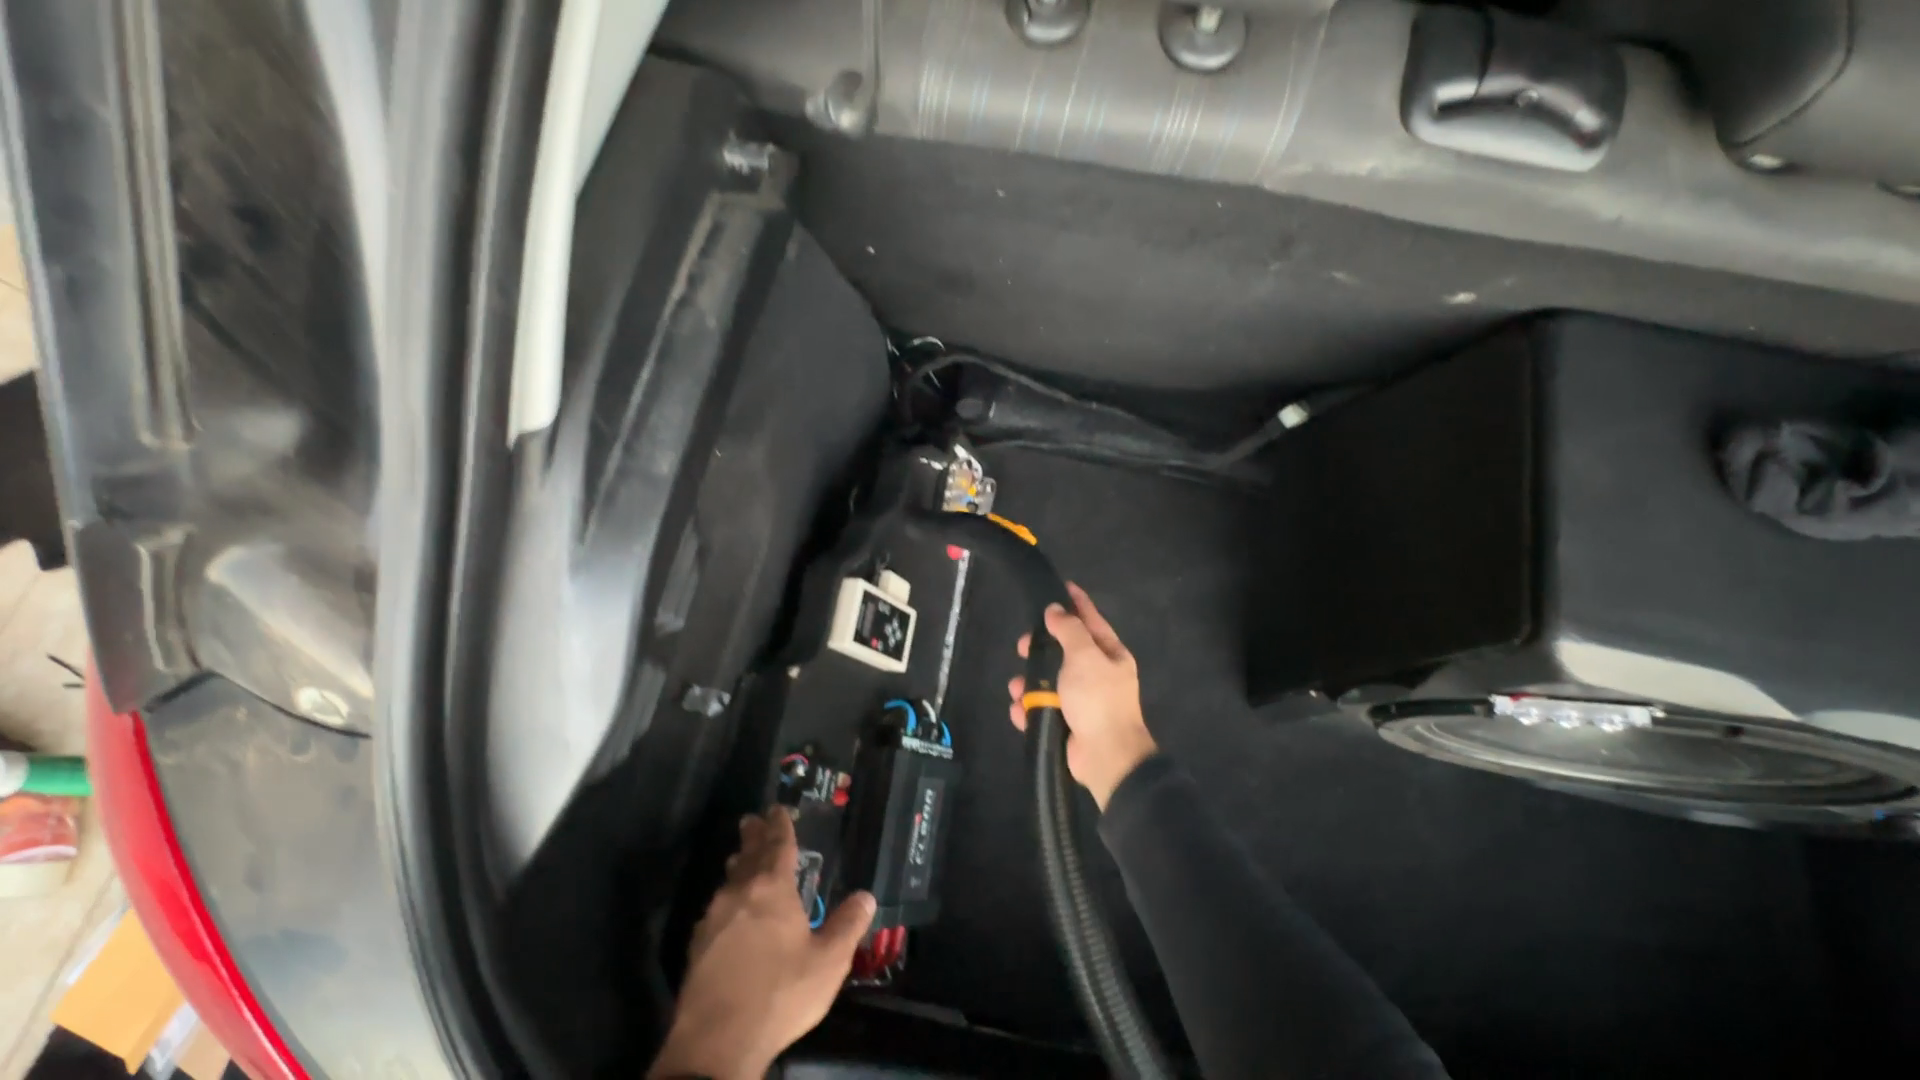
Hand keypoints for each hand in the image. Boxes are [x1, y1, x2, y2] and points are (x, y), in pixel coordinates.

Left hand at [649, 808, 876, 1079]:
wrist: (718, 1040)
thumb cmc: (781, 993)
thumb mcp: (828, 962)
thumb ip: (847, 925)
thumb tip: (865, 896)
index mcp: (772, 889)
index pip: (778, 846)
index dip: (780, 826)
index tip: (778, 809)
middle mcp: (739, 894)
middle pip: (748, 856)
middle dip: (754, 836)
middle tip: (753, 820)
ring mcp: (713, 919)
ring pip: (729, 881)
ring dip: (739, 865)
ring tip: (742, 858)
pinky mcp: (698, 946)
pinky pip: (717, 908)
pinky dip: (728, 898)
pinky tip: (730, 912)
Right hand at [1007, 582, 1159, 810]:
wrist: (1105, 756)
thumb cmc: (1098, 699)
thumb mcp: (1085, 656)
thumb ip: (1070, 630)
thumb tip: (1056, 610)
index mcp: (1110, 655)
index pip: (1091, 620)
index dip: (1077, 603)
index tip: (1062, 585)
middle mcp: (1097, 675)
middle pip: (1063, 651)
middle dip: (1041, 647)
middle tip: (1023, 645)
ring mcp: (1080, 702)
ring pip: (1047, 682)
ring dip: (1028, 684)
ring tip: (1016, 688)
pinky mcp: (1065, 724)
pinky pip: (1040, 710)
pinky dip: (1028, 710)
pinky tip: (1019, 711)